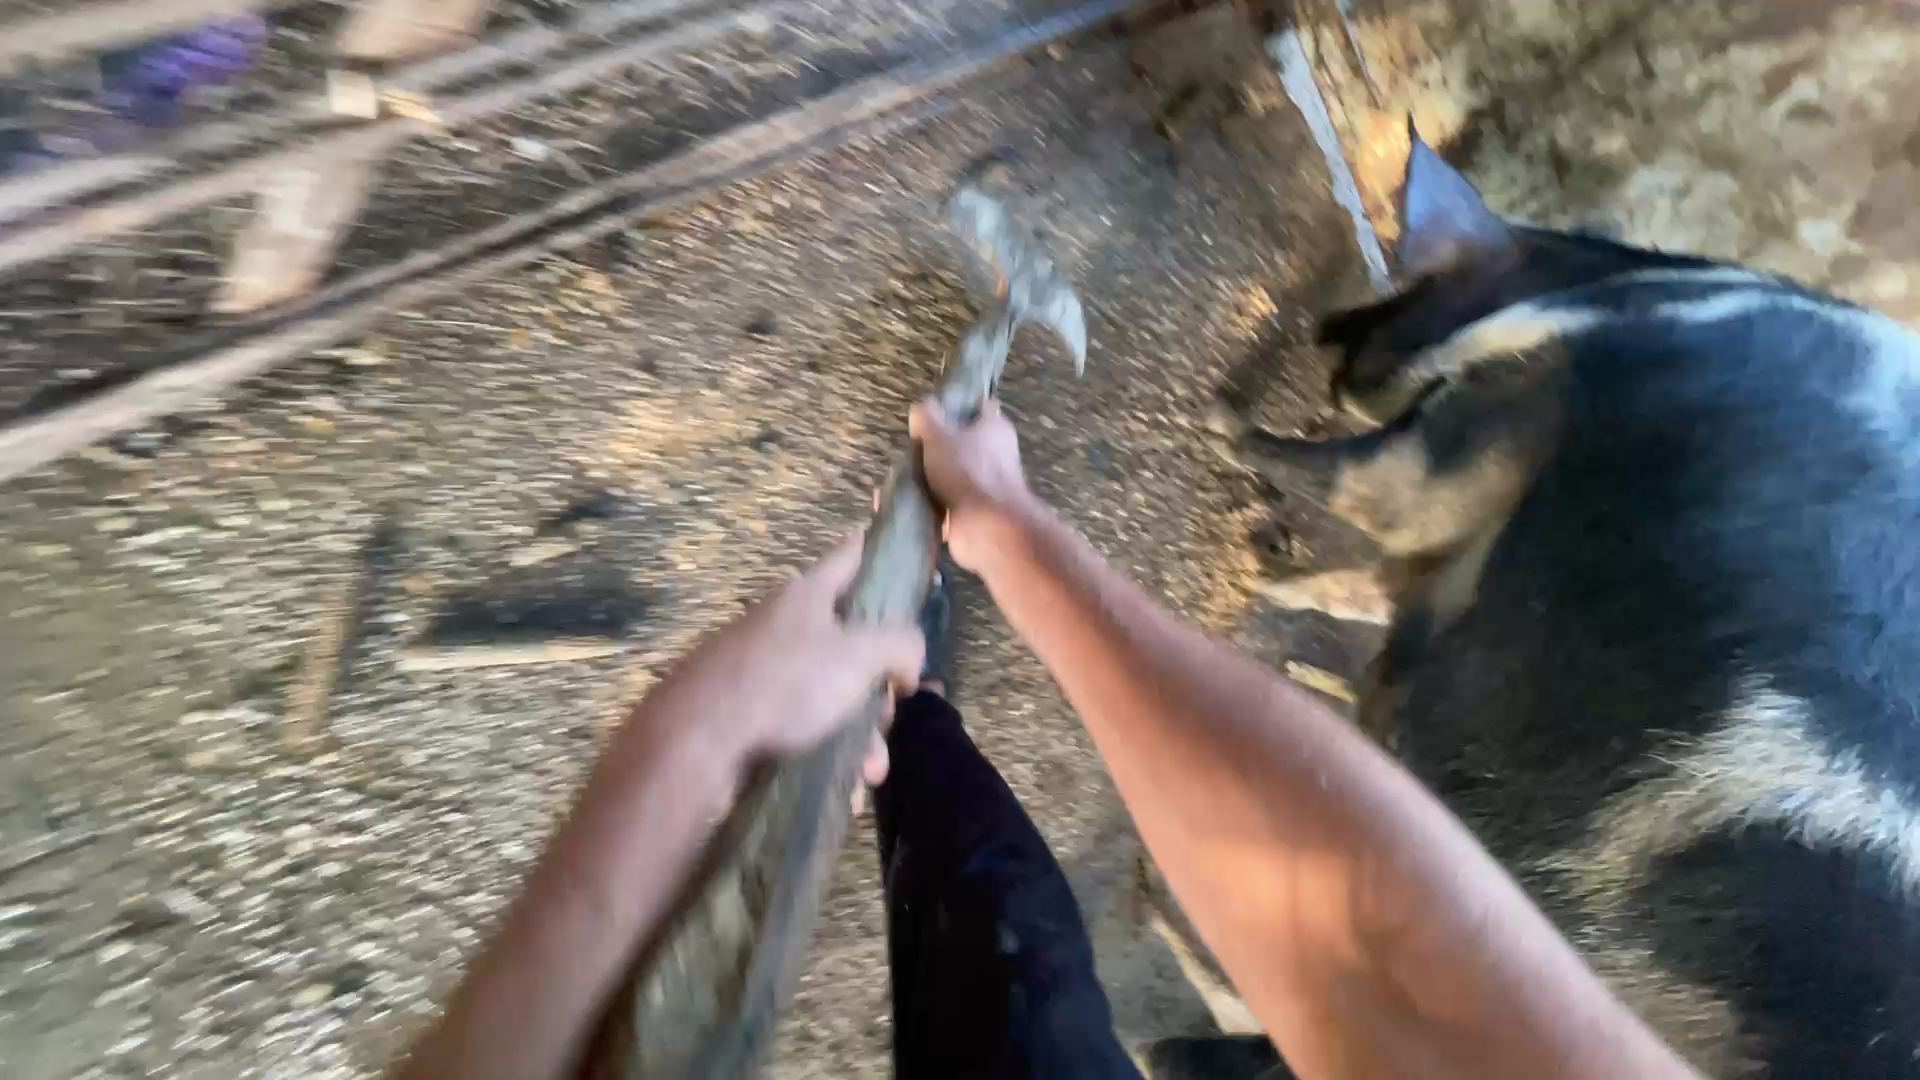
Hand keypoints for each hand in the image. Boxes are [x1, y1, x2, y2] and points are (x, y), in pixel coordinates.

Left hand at [649, 534, 923, 781]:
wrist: (695, 742)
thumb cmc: (785, 682)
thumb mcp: (860, 654)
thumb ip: (901, 645)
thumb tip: (907, 663)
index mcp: (808, 596)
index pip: (851, 555)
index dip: (876, 548)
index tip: (893, 547)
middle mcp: (784, 626)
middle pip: (850, 642)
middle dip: (880, 687)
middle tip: (890, 716)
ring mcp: (762, 670)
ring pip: (830, 694)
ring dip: (859, 734)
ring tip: (869, 771)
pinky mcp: (745, 713)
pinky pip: (802, 727)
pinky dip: (827, 754)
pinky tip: (844, 787)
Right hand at [909, 397, 1038, 570]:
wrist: (987, 527)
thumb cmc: (967, 470)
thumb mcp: (939, 434)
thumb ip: (927, 417)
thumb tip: (921, 408)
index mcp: (995, 429)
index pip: (981, 408)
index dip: (959, 407)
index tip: (935, 412)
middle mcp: (995, 456)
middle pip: (964, 445)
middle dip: (938, 448)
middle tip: (912, 450)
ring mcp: (985, 488)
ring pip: (953, 478)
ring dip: (930, 481)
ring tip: (902, 480)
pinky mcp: (974, 515)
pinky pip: (946, 507)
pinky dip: (928, 507)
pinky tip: (904, 506)